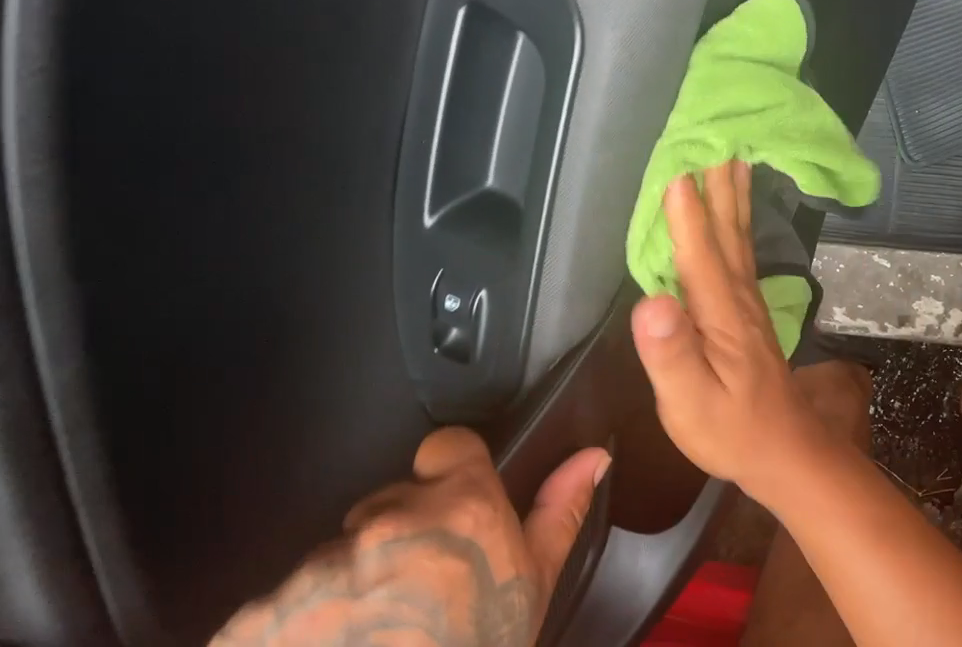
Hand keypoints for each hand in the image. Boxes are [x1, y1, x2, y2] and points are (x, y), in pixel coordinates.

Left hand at [211, 428, 607, 646]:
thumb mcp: (535, 585)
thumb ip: (560, 511)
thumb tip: (594, 454)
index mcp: (460, 506)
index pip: (444, 446)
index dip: (448, 472)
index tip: (451, 508)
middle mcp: (388, 523)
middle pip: (386, 506)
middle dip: (395, 539)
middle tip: (412, 595)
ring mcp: (317, 570)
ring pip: (333, 561)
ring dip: (345, 589)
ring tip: (365, 639)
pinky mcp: (255, 619)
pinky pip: (274, 611)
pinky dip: (291, 632)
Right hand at [630, 161, 829, 499]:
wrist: (784, 448)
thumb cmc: (731, 431)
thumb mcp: (690, 405)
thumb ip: (672, 355)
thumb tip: (653, 302)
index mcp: (721, 316)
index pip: (701, 254)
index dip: (688, 213)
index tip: (678, 168)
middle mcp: (739, 298)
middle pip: (727, 231)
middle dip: (718, 184)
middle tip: (715, 135)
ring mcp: (748, 301)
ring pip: (738, 236)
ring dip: (733, 194)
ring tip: (732, 155)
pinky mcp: (749, 309)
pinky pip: (740, 251)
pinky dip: (735, 221)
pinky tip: (734, 211)